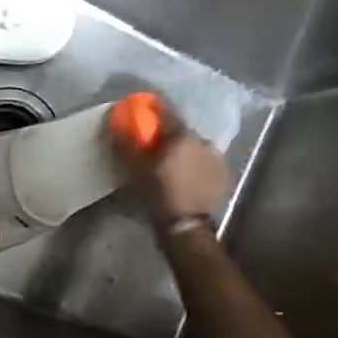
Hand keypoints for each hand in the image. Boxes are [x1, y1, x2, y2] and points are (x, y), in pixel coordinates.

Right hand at [110, 101, 230, 226]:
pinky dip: (197, 167)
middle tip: (157, 149)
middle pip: (182, 132)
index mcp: (182, 135)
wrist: (186, 227)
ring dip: (185, 153)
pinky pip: (207, 164)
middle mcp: (203, 141)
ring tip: (173, 167)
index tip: (144, 113)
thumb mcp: (135, 170)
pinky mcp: (224, 176)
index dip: (153, 110)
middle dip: (170, 138)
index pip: (166, 112)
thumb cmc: (159, 195)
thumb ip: (125, 144)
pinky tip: (188, 179)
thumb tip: (114, 123)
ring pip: (196, 149)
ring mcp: (217, 158)